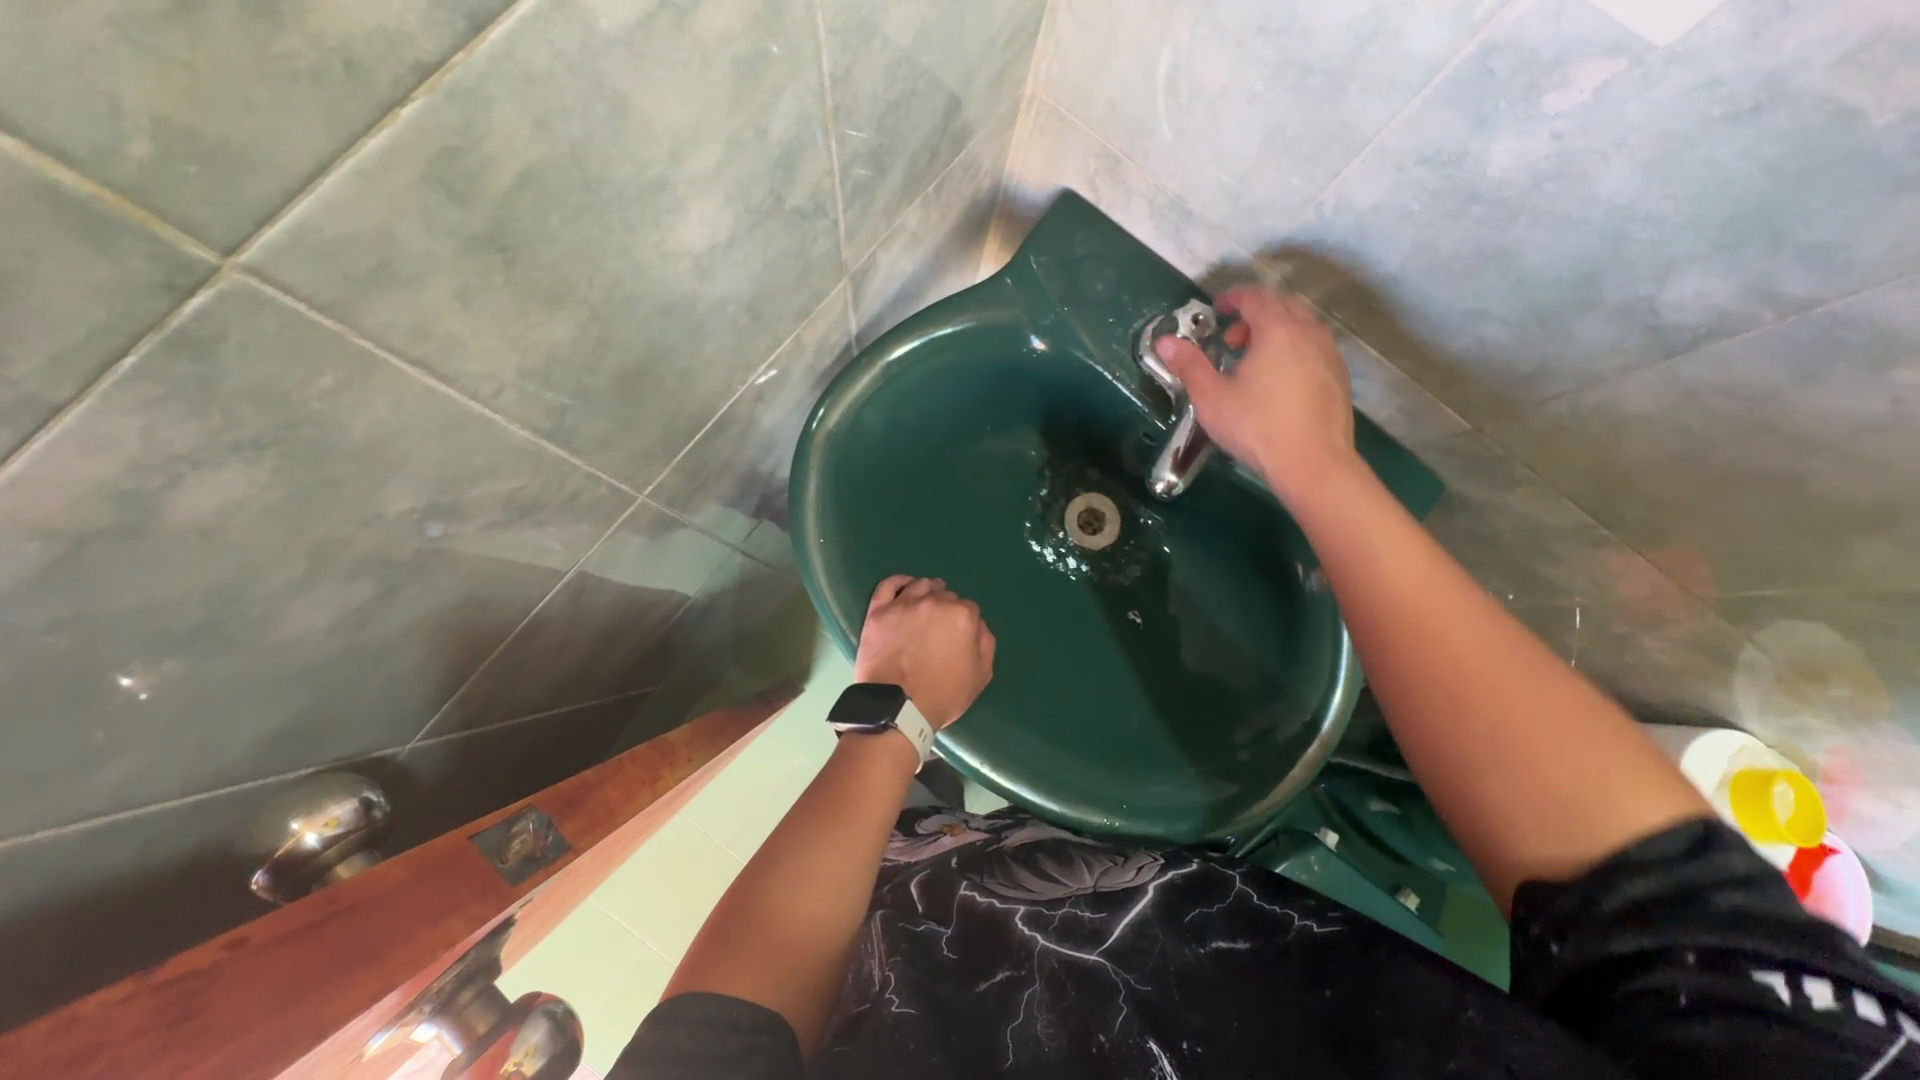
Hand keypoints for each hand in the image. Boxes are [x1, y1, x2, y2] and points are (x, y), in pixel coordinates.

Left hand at [853, 576, 995, 729]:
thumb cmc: (943, 695)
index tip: (959, 637)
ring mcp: (904, 604)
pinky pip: (889, 585)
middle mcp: (934, 602)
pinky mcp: (878, 611)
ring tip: (926, 601)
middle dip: (947, 609)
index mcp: (962, 616)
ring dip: (927, 590)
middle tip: (940, 628)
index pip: (969, 609)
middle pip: (945, 596)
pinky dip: (899, 581)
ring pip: (920, 586)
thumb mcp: (981, 675)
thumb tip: (978, 626)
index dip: (966, 623)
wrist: (898, 708)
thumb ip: (985, 644)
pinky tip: (904, 585)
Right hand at [1154, 285, 1356, 502]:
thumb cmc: (1257, 427)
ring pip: (1303, 325)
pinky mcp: (1339, 377)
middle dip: (1255, 314)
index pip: (1256, 296)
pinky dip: (1294, 350)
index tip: (1217, 310)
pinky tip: (1280, 381)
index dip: (1234, 297)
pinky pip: (1314, 348)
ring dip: (1276, 332)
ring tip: (1255, 362)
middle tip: (1233, 340)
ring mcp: (1329, 354)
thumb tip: (1164, 342)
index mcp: (1277, 330)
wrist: (1313, 463)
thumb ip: (1189, 365)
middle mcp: (1308, 332)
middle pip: (1282, 305)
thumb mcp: (1212, 398)